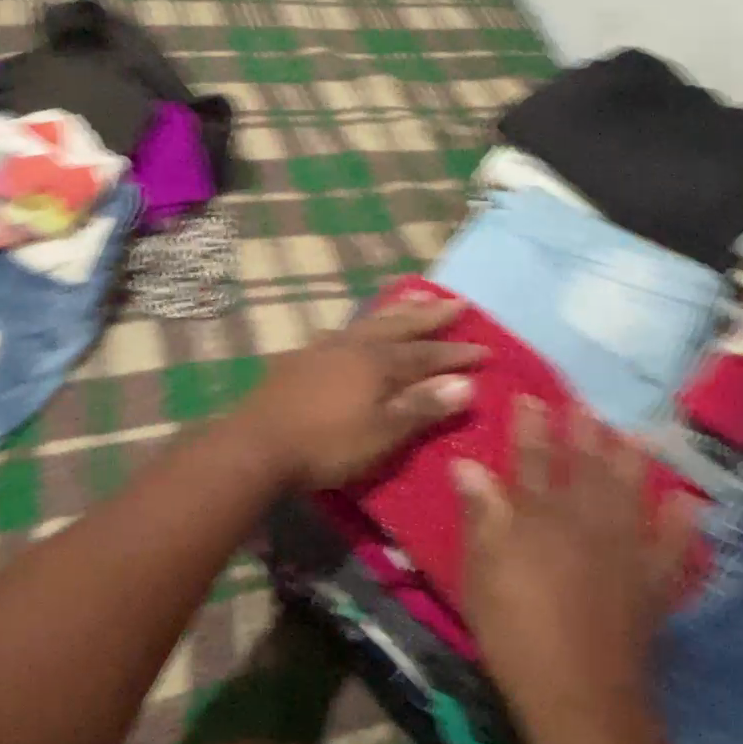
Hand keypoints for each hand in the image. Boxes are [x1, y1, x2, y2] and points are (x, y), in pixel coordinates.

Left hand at [233, 293, 483, 488]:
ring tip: (415, 297)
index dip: (457, 353)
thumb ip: (422, 407)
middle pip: (400, 325)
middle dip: (430, 315)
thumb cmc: (326, 445)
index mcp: (379, 363)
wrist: (256, 444)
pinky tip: (356, 331)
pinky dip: (360, 326)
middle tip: (457, 301)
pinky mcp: (299, 359)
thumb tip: (465, 384)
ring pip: (369, 322)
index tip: (486, 349)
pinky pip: (342, 332)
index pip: (428, 354)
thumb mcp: (382, 434)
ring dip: (396, 311)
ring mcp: (323, 348)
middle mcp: (354, 346)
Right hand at [454, 398, 699, 725]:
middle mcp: (585, 520)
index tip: (531, 396)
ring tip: (635, 434)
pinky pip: (675, 545)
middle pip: (585, 466)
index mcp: (538, 516)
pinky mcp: (653, 582)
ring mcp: (625, 549)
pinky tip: (687, 501)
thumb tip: (465, 463)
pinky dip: (682, 522)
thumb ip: (480, 514)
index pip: (531, 459)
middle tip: (585, 406)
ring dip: (632, 461)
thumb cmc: (514, 629)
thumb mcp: (480, 571)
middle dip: (583, 432)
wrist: (578, 691)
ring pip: (631, 491)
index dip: (530, 426)